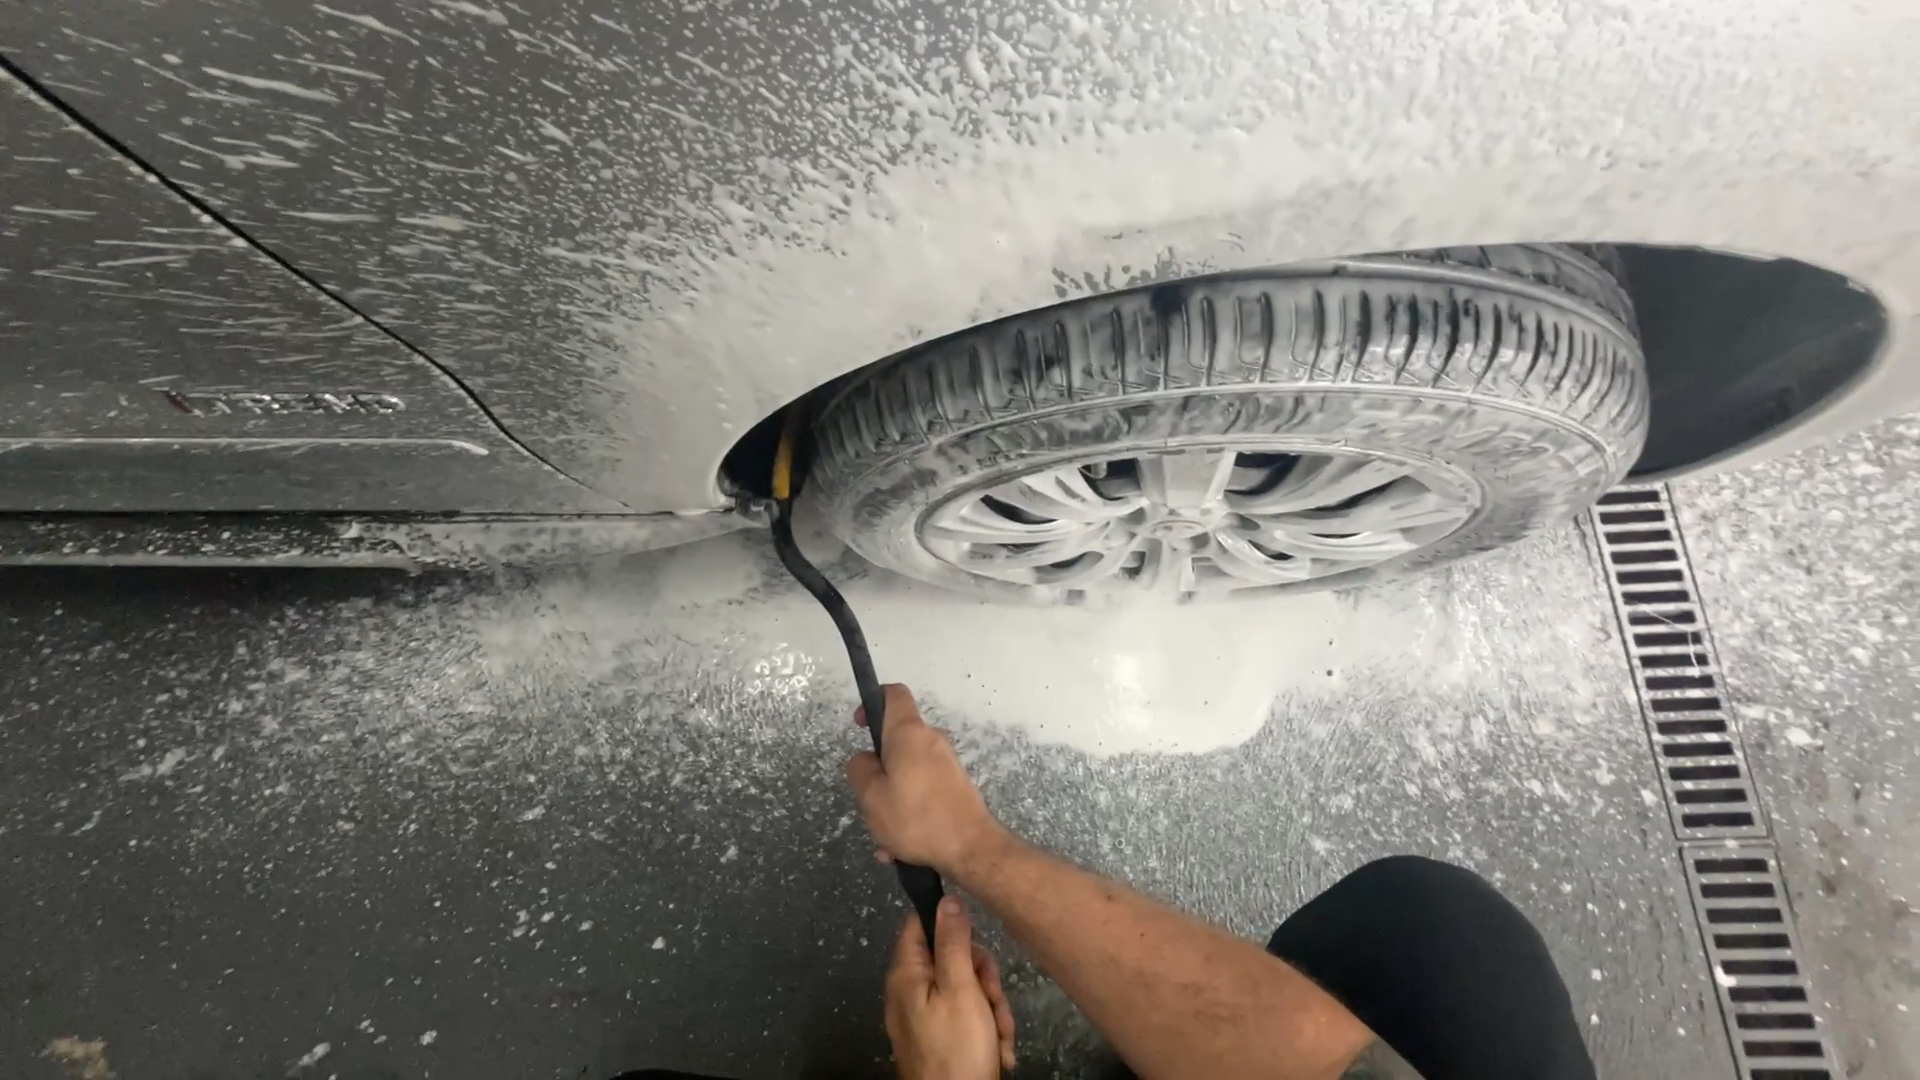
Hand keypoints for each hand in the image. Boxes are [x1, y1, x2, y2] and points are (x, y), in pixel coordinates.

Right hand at [846, 685, 1003, 873]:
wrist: (971, 847)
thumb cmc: (916, 818)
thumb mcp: (871, 797)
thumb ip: (860, 770)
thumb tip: (865, 759)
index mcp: (909, 734)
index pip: (894, 695)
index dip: (874, 701)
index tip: (861, 724)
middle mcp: (931, 740)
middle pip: (897, 741)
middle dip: (878, 769)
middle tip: (868, 800)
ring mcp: (946, 762)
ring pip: (907, 771)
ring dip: (892, 797)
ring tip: (885, 837)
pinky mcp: (955, 784)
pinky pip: (923, 788)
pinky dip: (909, 808)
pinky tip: (902, 844)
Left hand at [885, 897, 1017, 1078]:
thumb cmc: (957, 1049)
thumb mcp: (961, 988)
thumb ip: (954, 941)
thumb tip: (948, 898)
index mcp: (907, 973)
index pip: (922, 923)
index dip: (952, 926)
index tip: (976, 943)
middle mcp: (910, 990)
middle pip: (952, 957)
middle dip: (984, 978)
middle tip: (993, 999)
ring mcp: (924, 1017)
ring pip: (967, 989)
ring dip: (991, 1008)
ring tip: (999, 1035)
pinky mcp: (939, 1040)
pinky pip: (966, 1017)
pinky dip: (986, 1030)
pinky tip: (998, 1050)